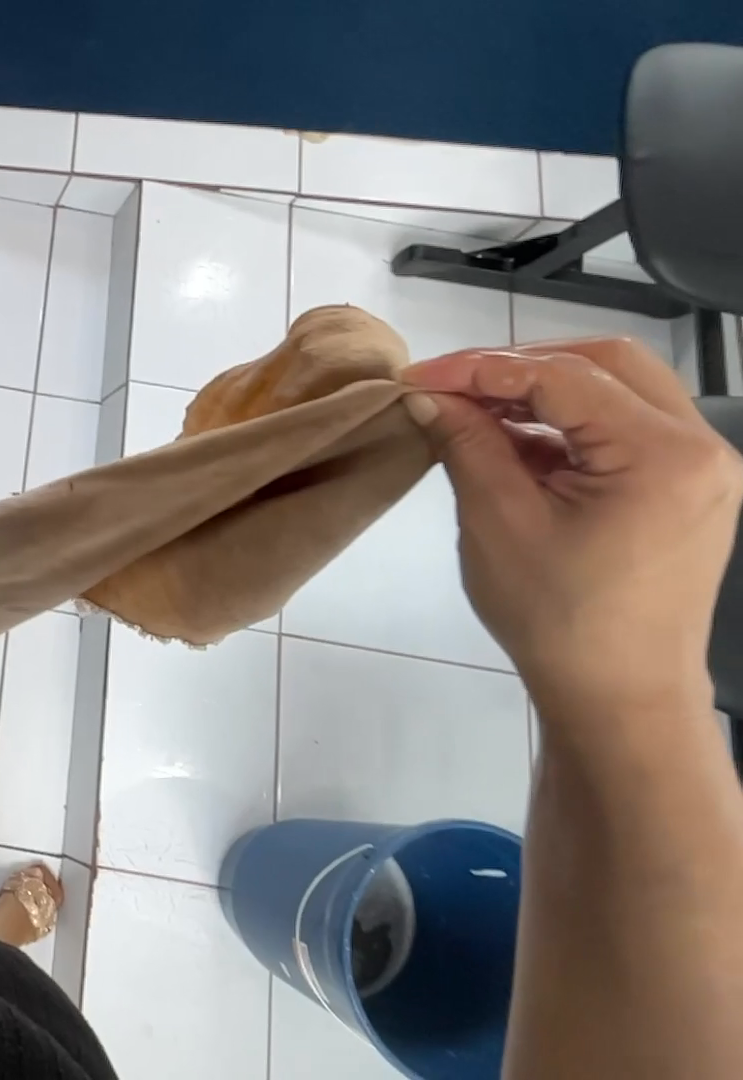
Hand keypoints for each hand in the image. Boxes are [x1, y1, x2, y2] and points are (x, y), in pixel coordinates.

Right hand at [401, 338, 742, 721]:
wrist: (614, 684)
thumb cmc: (551, 608)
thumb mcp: (496, 520)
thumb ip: (467, 444)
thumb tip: (428, 396)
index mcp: (663, 453)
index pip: (563, 376)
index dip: (479, 368)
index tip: (413, 378)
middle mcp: (699, 445)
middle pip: (605, 365)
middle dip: (515, 365)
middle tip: (443, 385)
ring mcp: (697, 466)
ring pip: (615, 390)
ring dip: (536, 391)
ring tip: (465, 412)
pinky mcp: (679, 486)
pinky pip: (617, 429)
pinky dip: (557, 423)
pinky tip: (505, 442)